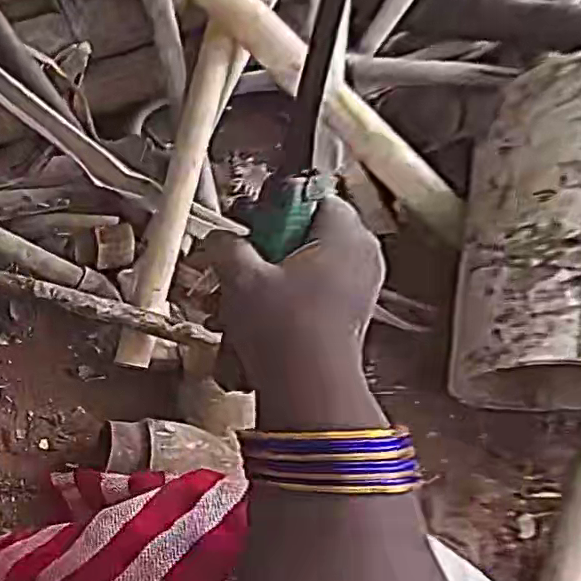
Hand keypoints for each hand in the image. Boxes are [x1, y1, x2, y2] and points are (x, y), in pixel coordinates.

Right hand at [203, 196, 387, 429]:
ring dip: (261, 278)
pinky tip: (248, 318)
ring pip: (301, 265)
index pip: (314, 199)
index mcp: (345, 237)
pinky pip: (307, 289)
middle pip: (304, 234)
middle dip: (261, 251)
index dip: (276, 209)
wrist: (305, 380)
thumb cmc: (280, 324)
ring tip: (231, 301)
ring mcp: (357, 284)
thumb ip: (226, 247)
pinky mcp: (346, 310)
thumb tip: (218, 236)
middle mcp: (362, 255)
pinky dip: (276, 297)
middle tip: (231, 269)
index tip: (246, 229)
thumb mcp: (240, 278)